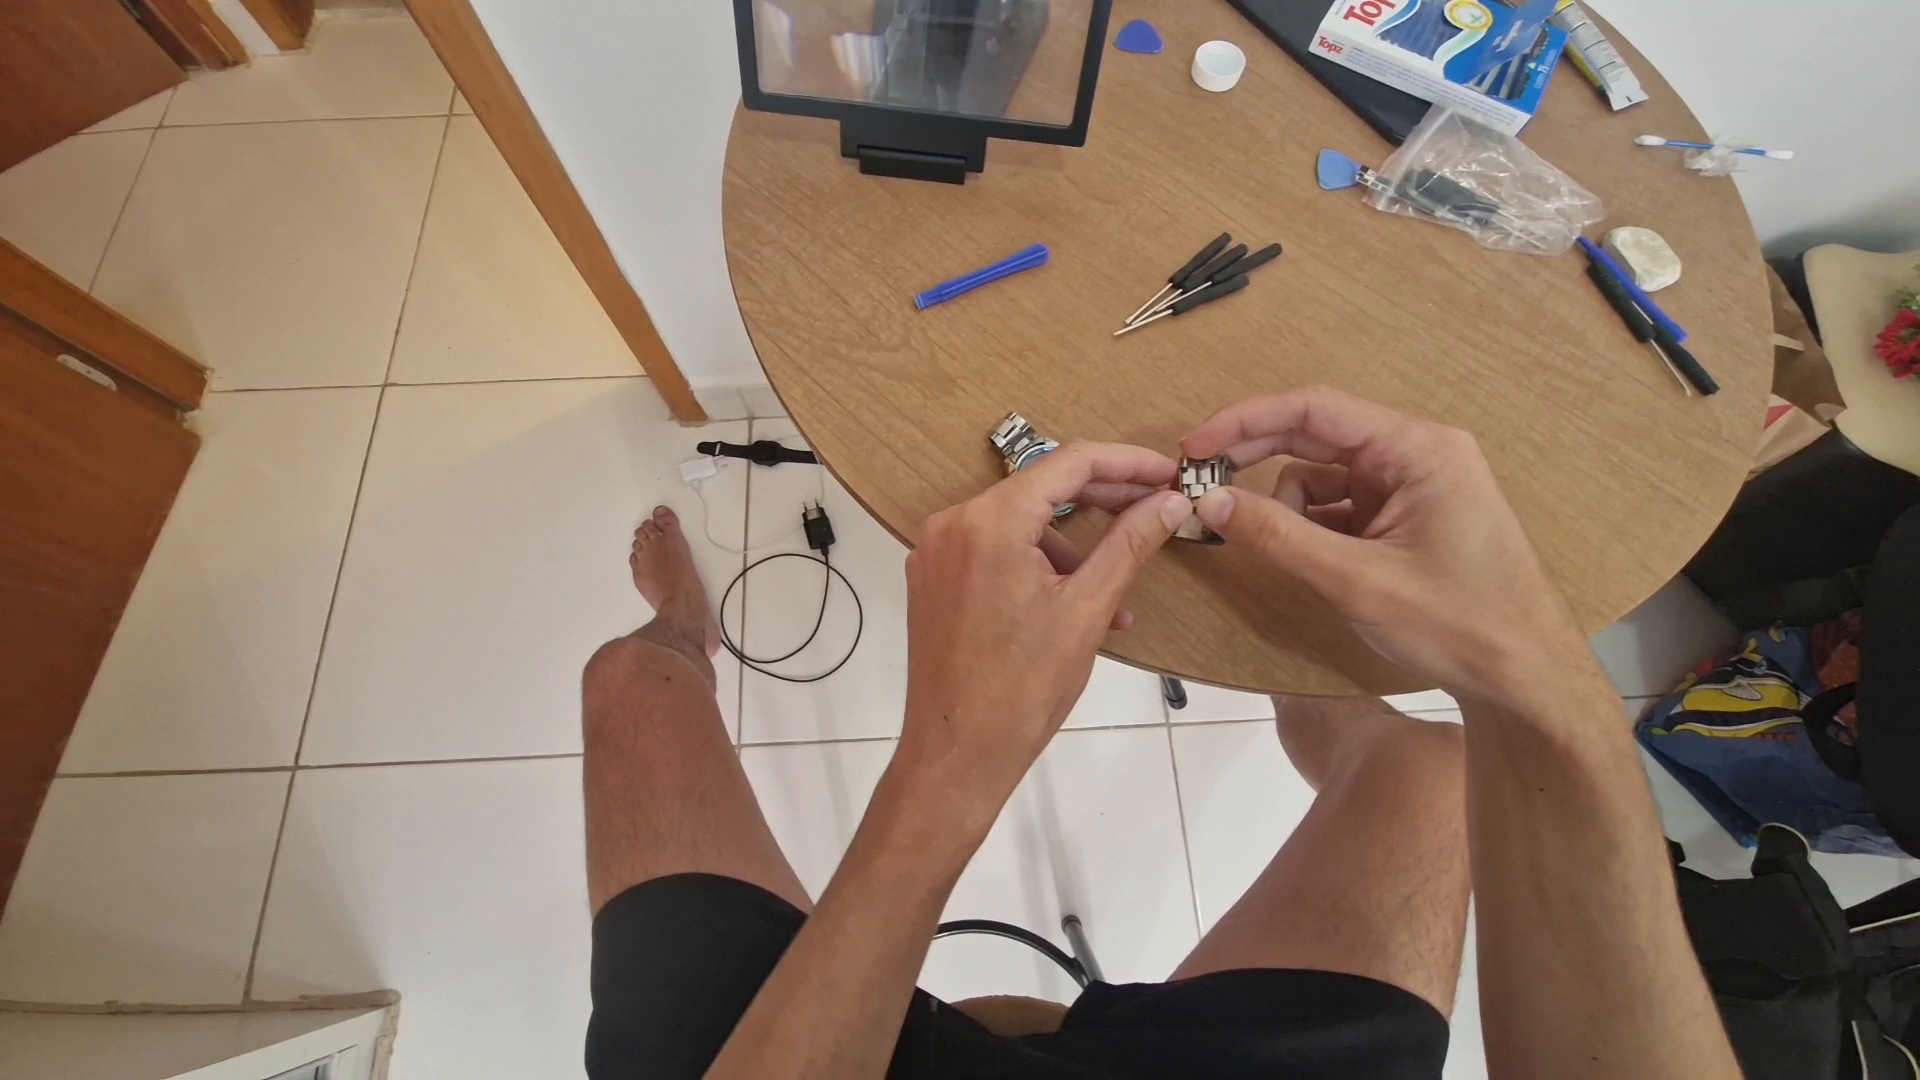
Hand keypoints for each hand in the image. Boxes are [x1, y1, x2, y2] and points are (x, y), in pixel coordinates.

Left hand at [899, 443, 1189, 824]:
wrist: (956, 754)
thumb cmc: (1021, 690)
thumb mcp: (1087, 610)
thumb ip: (1130, 544)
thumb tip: (1170, 502)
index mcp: (990, 521)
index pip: (1069, 463)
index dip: (1125, 463)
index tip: (1165, 472)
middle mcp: (953, 523)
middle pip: (1040, 489)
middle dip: (1102, 499)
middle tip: (1155, 508)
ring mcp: (935, 550)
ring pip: (1018, 523)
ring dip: (1070, 547)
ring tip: (1113, 598)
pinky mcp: (931, 577)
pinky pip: (993, 550)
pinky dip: (1035, 565)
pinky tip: (1070, 603)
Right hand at [1181, 386, 1588, 702]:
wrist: (1524, 680)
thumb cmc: (1457, 625)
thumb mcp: (1355, 580)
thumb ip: (1277, 536)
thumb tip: (1208, 501)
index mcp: (1416, 449)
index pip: (1314, 409)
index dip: (1245, 421)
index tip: (1195, 447)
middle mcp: (1413, 454)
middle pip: (1313, 435)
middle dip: (1254, 458)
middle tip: (1203, 484)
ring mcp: (1408, 486)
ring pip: (1318, 475)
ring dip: (1286, 507)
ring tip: (1283, 551)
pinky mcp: (1400, 517)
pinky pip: (1335, 506)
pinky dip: (1308, 527)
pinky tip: (1310, 559)